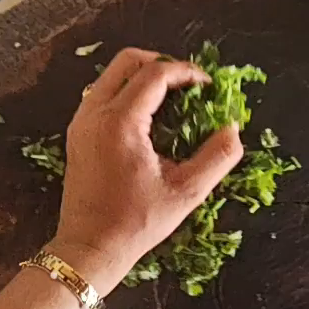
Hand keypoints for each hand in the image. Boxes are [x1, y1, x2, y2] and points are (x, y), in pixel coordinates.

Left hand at [48, 48, 242, 292]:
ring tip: (171, 101)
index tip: (208, 87)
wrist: (90, 247)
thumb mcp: (187, 192)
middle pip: (127, 62)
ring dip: (142, 78)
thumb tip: (231, 129)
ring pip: (110, 77)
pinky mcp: (76, 135)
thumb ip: (217, 156)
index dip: (187, 72)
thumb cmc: (136, 223)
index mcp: (119, 123)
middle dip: (161, 65)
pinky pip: (101, 96)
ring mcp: (80, 123)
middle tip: (188, 86)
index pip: (155, 74)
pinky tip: (148, 119)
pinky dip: (125, 94)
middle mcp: (93, 115)